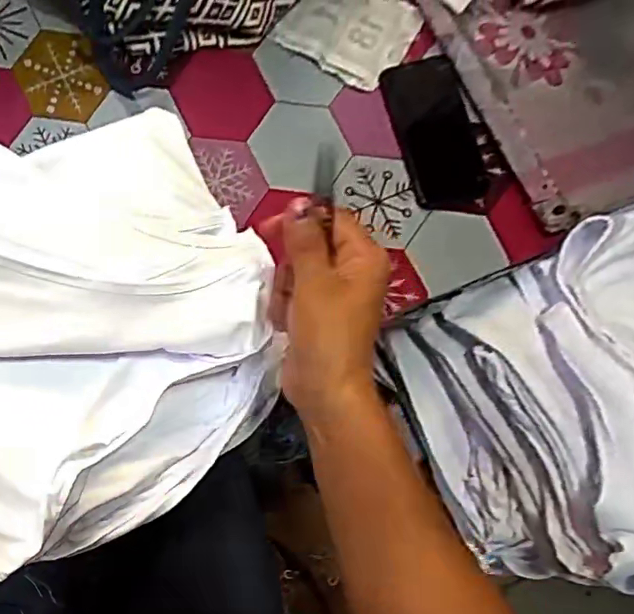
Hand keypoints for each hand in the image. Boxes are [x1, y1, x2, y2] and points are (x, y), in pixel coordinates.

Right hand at [257, 199, 391, 418]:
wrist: (324, 387)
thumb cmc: (325, 334)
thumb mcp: (313, 283)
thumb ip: (304, 242)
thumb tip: (298, 206)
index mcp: (364, 258)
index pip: (333, 220)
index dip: (303, 220)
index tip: (269, 228)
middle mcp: (353, 273)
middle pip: (313, 247)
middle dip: (290, 265)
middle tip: (284, 285)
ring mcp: (334, 296)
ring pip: (298, 274)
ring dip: (283, 290)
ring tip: (286, 311)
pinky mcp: (316, 316)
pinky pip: (294, 298)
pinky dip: (283, 307)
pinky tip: (284, 323)